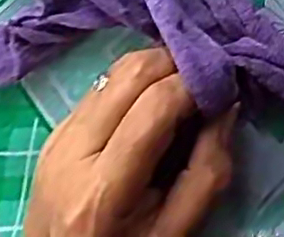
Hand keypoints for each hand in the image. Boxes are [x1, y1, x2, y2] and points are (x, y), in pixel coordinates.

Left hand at [24, 48, 237, 236]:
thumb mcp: (179, 230)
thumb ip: (211, 165)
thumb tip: (227, 101)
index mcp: (101, 192)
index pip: (158, 101)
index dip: (198, 82)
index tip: (224, 87)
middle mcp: (72, 154)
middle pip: (135, 71)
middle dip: (180, 63)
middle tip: (207, 80)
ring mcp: (59, 139)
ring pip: (120, 67)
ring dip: (160, 65)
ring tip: (184, 86)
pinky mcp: (56, 132)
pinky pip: (106, 82)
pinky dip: (139, 79)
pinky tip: (155, 99)